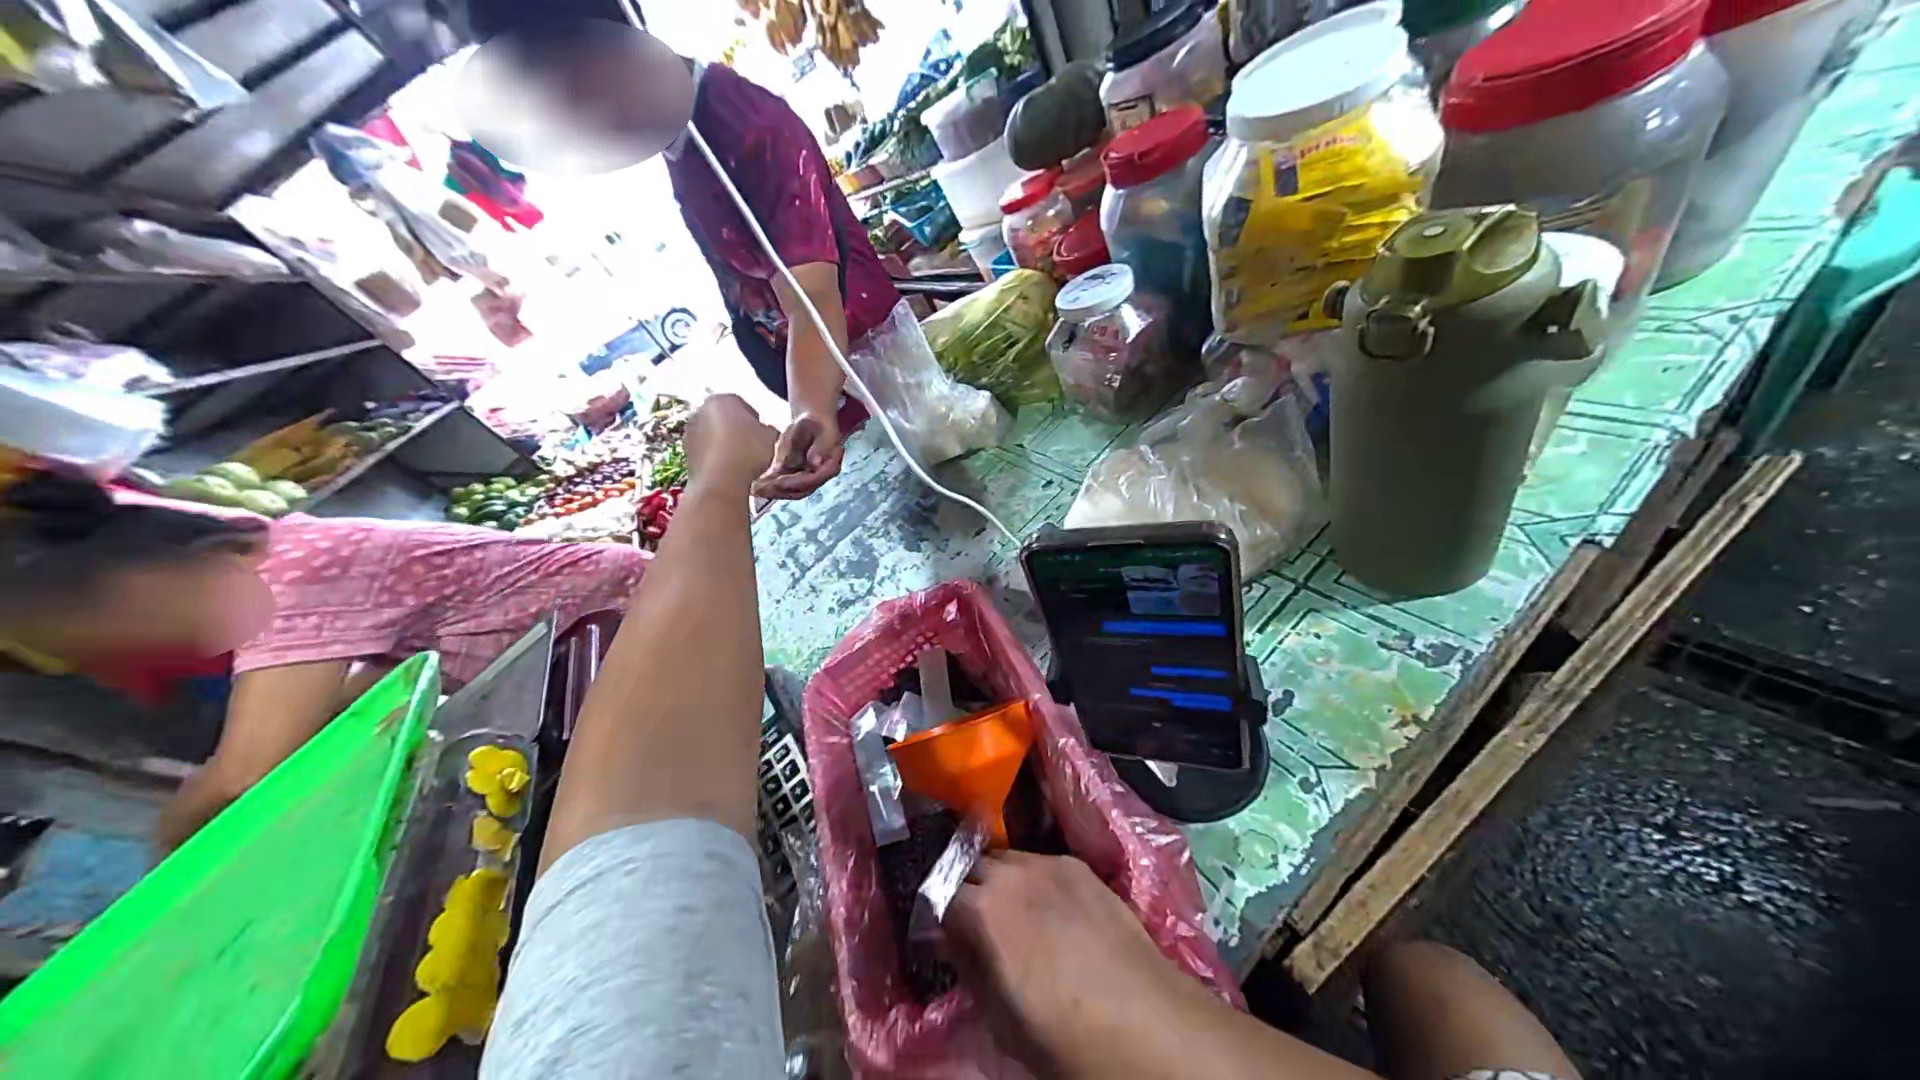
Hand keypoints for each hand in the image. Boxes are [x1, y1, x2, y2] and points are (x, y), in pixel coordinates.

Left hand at [683, 394, 777, 492]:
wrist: (721, 480)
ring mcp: (690, 431)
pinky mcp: (686, 452)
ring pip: (713, 435)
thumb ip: (768, 430)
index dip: (755, 420)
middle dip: (736, 430)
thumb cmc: (748, 450)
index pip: (742, 405)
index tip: (762, 434)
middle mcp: (701, 410)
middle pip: (724, 419)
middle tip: (752, 447)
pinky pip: (706, 451)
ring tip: (740, 460)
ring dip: (724, 444)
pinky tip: (728, 469)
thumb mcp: (771, 437)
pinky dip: (715, 457)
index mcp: (722, 399)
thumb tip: (766, 431)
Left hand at [753, 410, 843, 499]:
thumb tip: (815, 464)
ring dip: (772, 492)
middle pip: (800, 490)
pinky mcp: (794, 478)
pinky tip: (754, 486)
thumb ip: (817, 445)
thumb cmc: (812, 422)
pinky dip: (769, 487)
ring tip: (754, 489)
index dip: (795, 482)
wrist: (810, 423)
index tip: (777, 480)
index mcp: (830, 466)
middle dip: (780, 490)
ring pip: (789, 491)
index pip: (813, 479)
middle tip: (761, 488)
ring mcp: (807, 480)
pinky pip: (782, 486)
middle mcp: (819, 477)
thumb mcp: (814, 428)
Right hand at [945, 852, 1205, 1075]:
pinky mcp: (1080, 867)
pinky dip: (1032, 881)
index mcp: (982, 909)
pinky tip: (1049, 910)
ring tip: (1012, 913)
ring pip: (1005, 860)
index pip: (937, 894)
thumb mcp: (999, 1019)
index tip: (942, 937)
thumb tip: (955, 943)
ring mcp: (1048, 864)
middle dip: (964, 891)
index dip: (936, 917)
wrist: (1148, 1020)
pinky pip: (1040, 864)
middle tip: (974, 925)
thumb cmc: (1064, 1033)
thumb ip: (969, 969)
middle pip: (969, 868)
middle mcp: (1010, 872)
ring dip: (998, 881)